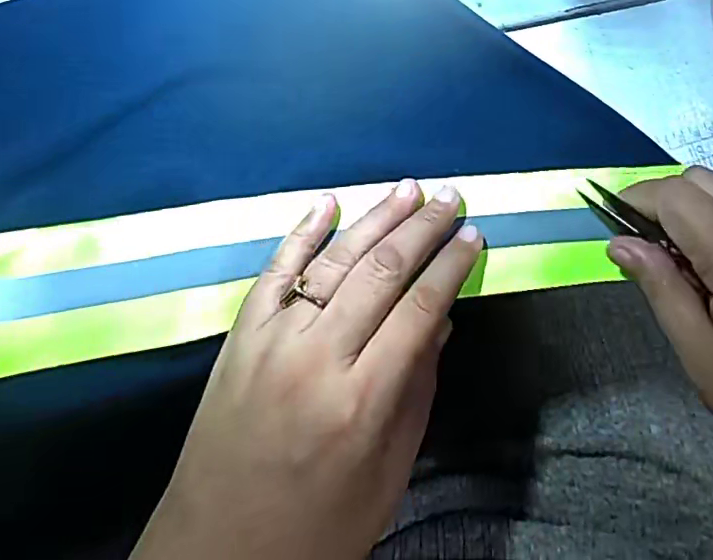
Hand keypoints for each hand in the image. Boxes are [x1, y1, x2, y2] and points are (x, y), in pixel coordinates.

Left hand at [133, 179, 483, 559]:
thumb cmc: (320, 525)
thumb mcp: (391, 466)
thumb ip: (419, 383)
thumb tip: (442, 316)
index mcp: (362, 399)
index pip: (422, 306)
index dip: (453, 263)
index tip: (475, 233)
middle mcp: (316, 360)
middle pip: (382, 272)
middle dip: (423, 227)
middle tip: (451, 196)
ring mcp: (270, 345)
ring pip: (334, 261)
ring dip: (376, 218)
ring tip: (409, 188)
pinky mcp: (238, 342)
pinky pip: (274, 274)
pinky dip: (301, 233)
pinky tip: (328, 202)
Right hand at [610, 168, 712, 559]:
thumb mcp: (710, 368)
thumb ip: (663, 292)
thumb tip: (620, 244)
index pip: (679, 195)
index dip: (637, 198)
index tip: (609, 221)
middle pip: (709, 182)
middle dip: (667, 199)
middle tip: (643, 247)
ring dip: (700, 214)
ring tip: (682, 268)